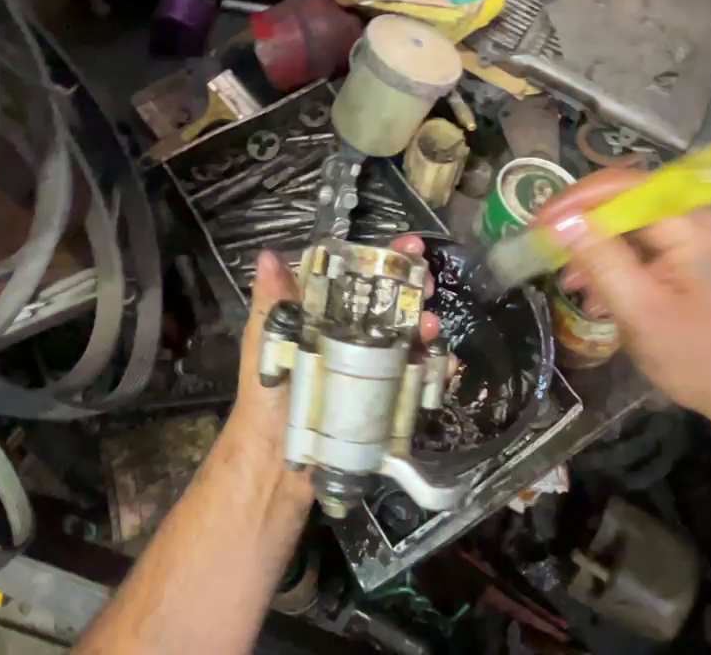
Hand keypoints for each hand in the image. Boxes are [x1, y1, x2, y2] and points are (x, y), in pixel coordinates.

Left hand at [223, 236, 441, 481]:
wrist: (276, 464)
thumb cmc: (266, 396)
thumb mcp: (264, 344)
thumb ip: (271, 303)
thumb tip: (267, 255)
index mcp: (323, 315)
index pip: (357, 276)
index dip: (383, 258)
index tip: (410, 246)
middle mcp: (351, 336)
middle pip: (389, 302)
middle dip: (413, 286)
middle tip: (427, 281)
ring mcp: (372, 367)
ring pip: (407, 336)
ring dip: (425, 325)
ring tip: (431, 325)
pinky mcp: (385, 399)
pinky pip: (416, 379)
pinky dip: (436, 368)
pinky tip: (446, 364)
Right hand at [535, 169, 710, 425]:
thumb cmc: (702, 359)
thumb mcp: (640, 312)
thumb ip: (600, 260)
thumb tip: (559, 221)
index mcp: (692, 221)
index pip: (621, 186)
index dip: (573, 200)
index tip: (536, 224)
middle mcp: (699, 214)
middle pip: (626, 198)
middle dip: (582, 223)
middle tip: (546, 249)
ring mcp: (701, 233)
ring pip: (632, 221)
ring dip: (596, 245)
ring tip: (570, 281)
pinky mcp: (697, 253)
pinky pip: (647, 242)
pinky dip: (617, 260)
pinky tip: (598, 292)